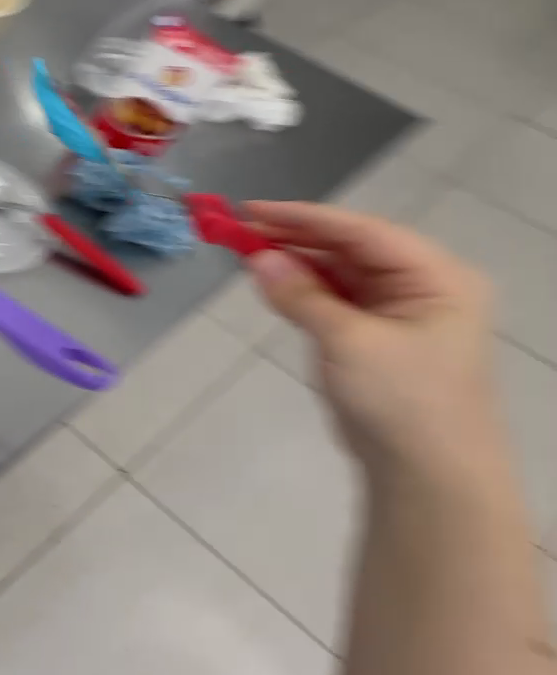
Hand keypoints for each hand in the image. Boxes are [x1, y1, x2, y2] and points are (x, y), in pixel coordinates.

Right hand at [244, 201, 506, 490]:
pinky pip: (332, 297)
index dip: (305, 217)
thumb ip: (302, 295)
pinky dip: (299, 287)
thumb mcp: (349, 340)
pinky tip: (269, 281)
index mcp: (437, 279)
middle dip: (294, 236)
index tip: (249, 209)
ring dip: (293, 261)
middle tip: (236, 229)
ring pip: (338, 271)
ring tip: (244, 251)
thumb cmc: (401, 396)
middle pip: (351, 247)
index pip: (363, 232)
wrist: (424, 466)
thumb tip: (256, 258)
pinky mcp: (371, 335)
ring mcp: (397, 312)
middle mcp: (422, 287)